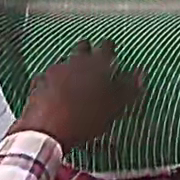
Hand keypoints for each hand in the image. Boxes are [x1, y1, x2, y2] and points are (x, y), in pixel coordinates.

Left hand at [11, 38, 143, 148]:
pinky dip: (52, 81)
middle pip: (82, 48)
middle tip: (93, 59)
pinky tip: (54, 90)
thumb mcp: (113, 107)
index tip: (112, 49)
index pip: (106, 47)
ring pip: (65, 61)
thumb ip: (128, 88)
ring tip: (74, 78)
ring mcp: (54, 71)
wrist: (46, 131)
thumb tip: (141, 72)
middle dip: (88, 51)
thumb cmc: (84, 119)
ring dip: (70, 66)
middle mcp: (74, 62)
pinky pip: (47, 77)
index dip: (110, 48)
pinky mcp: (38, 83)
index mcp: (95, 65)